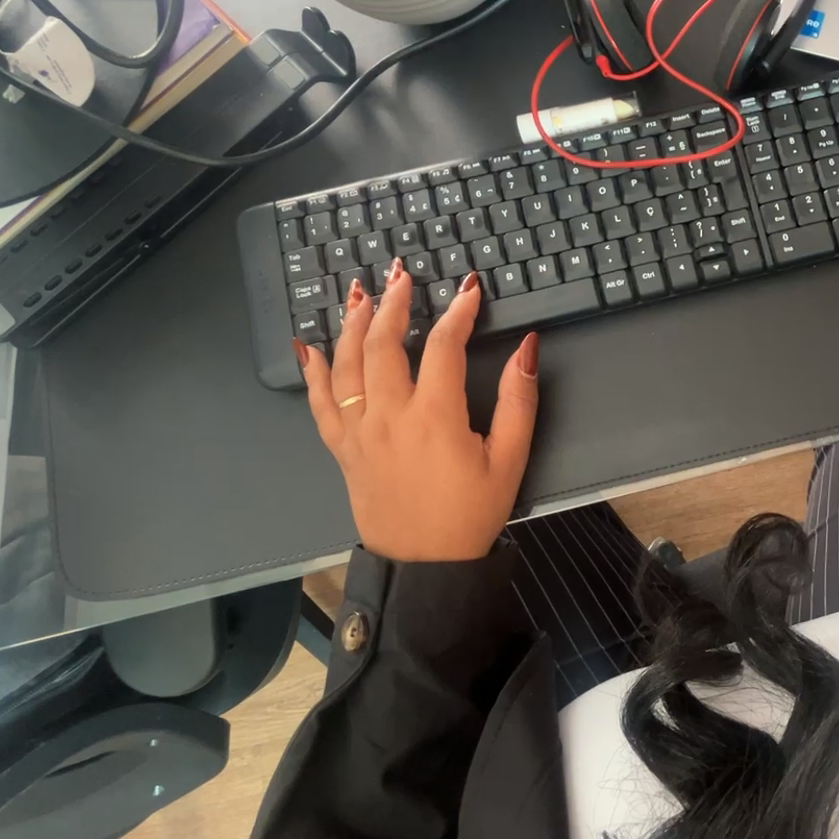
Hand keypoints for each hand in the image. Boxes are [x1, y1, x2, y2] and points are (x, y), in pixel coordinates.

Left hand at [295, 261, 539, 561]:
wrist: (425, 565)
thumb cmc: (473, 512)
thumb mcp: (511, 459)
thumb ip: (519, 401)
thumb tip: (527, 348)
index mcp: (435, 416)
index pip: (442, 346)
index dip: (458, 312)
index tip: (469, 288)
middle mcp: (389, 415)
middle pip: (382, 344)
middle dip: (391, 303)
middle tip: (400, 274)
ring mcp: (359, 432)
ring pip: (345, 365)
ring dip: (350, 324)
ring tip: (359, 293)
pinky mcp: (342, 449)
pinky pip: (320, 404)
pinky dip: (314, 372)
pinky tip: (311, 346)